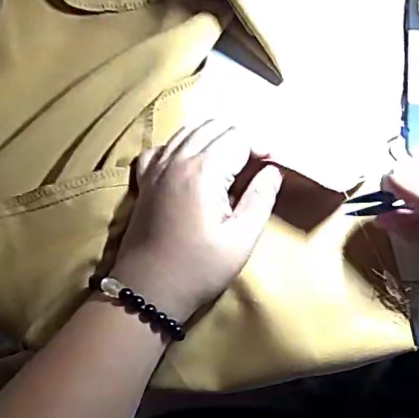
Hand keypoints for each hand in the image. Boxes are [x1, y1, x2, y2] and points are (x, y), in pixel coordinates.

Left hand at [110, 121, 282, 319]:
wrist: (148, 290)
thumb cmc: (199, 269)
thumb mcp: (241, 239)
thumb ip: (260, 199)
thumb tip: (273, 171)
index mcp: (203, 171)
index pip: (238, 138)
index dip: (261, 147)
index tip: (274, 166)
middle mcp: (177, 159)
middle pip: (214, 127)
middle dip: (240, 139)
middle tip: (257, 165)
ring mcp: (156, 167)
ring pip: (189, 131)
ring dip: (214, 139)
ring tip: (232, 164)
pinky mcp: (144, 180)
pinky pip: (165, 147)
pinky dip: (184, 147)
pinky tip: (194, 165)